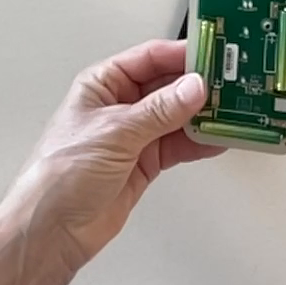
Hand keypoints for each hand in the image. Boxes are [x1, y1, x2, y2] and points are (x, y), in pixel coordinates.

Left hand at [7, 39, 223, 272]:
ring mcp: (133, 134)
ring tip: (233, 110)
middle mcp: (119, 104)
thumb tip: (193, 87)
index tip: (212, 54)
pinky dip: (198, 141)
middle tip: (231, 84)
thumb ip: (159, 110)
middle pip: (167, 85)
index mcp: (103, 83)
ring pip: (176, 116)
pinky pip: (178, 144)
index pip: (149, 58)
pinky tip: (218, 138)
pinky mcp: (144, 162)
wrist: (52, 230)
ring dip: (202, 114)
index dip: (181, 54)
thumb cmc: (60, 172)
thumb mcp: (114, 131)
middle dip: (197, 84)